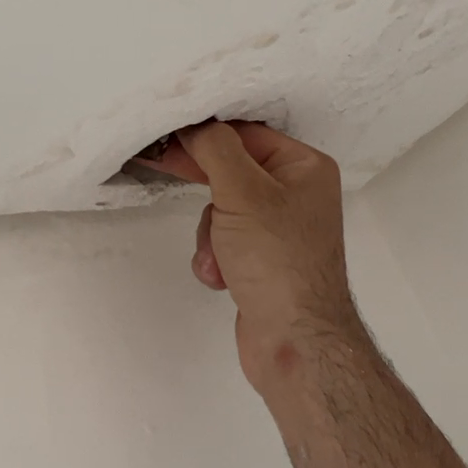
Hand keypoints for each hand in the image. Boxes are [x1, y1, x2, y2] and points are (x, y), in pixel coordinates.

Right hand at [139, 121, 362, 392]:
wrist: (294, 342)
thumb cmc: (275, 259)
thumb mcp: (242, 193)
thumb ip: (215, 149)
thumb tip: (194, 125)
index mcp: (304, 167)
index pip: (246, 134)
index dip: (205, 135)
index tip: (166, 138)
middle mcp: (297, 193)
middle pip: (233, 171)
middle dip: (206, 188)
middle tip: (162, 169)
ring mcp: (280, 229)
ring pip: (223, 209)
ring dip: (210, 234)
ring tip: (219, 258)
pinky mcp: (263, 260)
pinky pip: (226, 241)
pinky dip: (216, 258)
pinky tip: (222, 279)